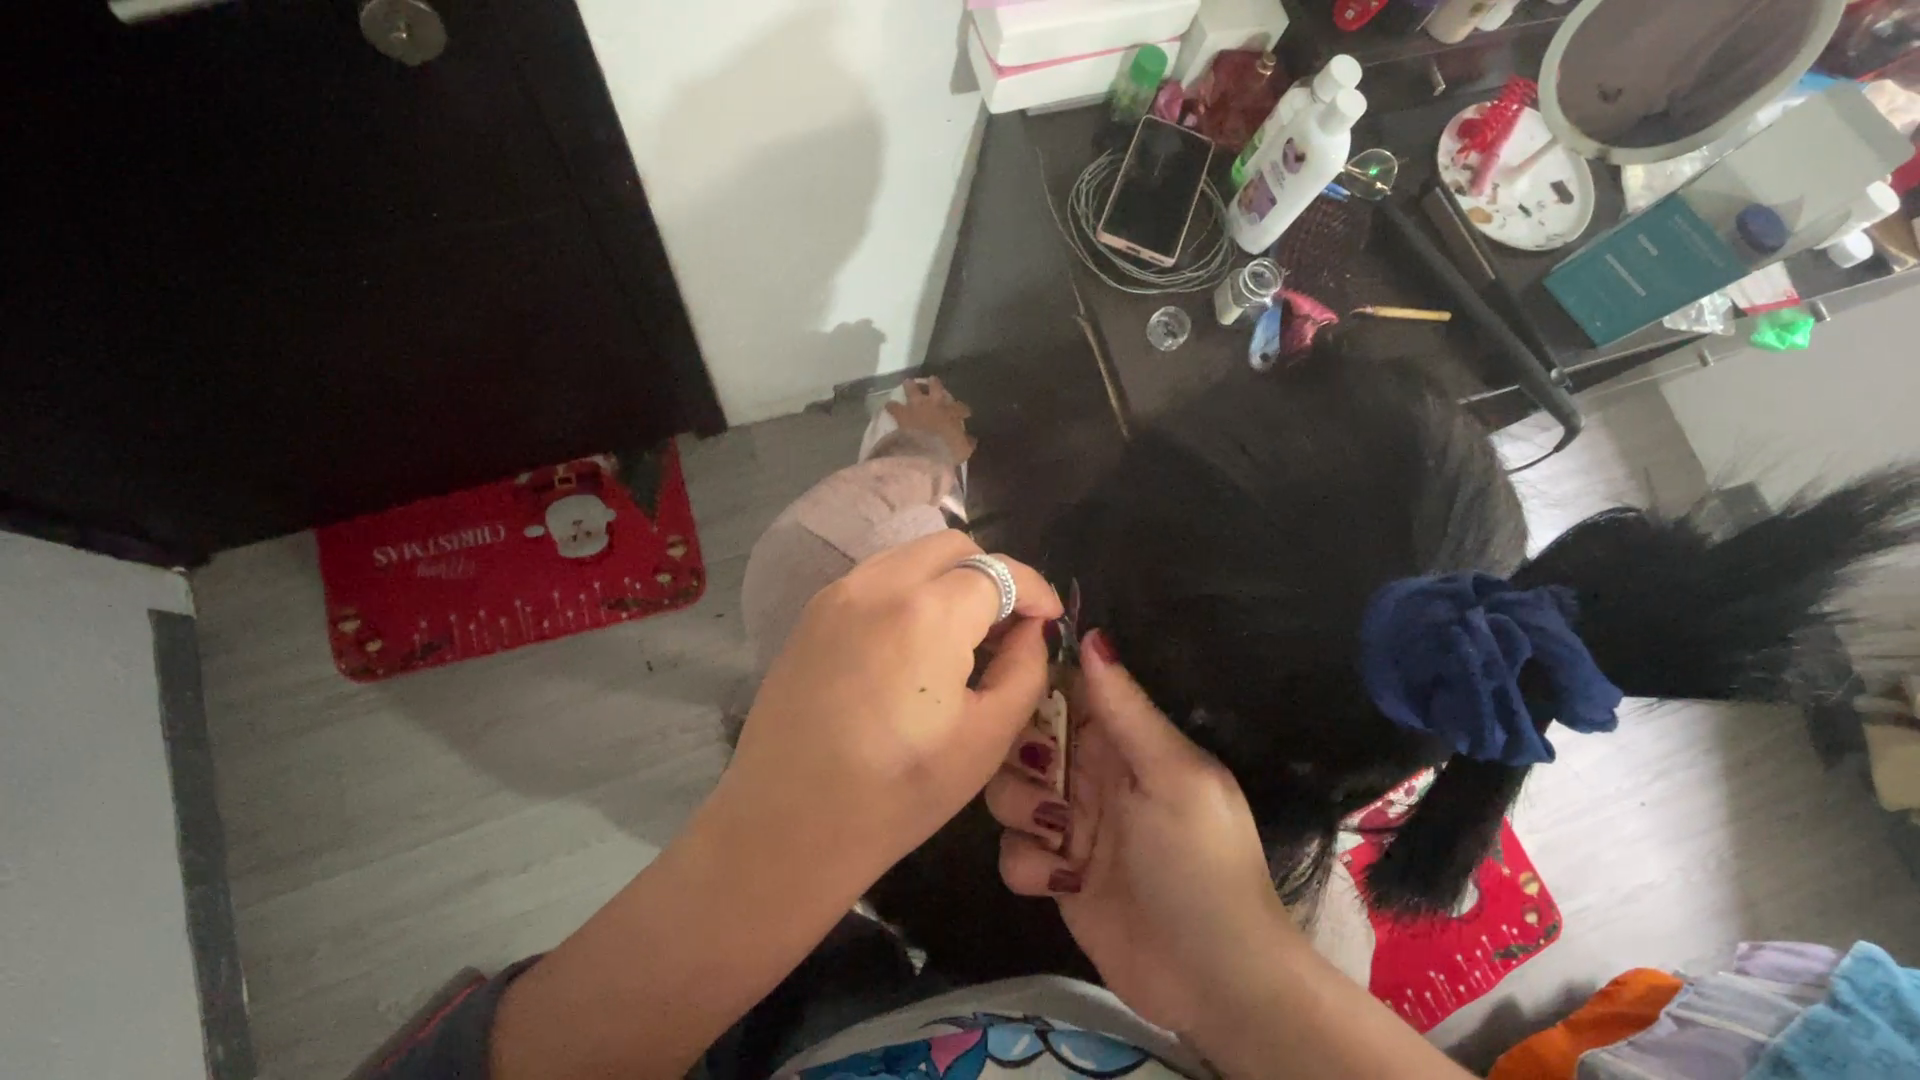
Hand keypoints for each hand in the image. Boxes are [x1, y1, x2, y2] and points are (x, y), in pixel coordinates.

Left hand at [722, 530, 1062, 889]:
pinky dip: (906, 592)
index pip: (998, 570)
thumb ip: (1025, 669)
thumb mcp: (986, 738)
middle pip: (952, 546)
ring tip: (960, 637)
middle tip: (1005, 628)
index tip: (1050, 619)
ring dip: (947, 579)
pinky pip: (874, 580)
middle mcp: (879, 584)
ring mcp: (837, 595)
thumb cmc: (898, 793)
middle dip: (991, 574)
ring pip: (909, 556)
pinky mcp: (810, 616)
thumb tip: (1031, 629)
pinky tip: (911, 646)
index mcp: (928, 612)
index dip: (1035, 589)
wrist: (787, 825)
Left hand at [887, 377, 975, 463]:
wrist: (925, 453)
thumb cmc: (948, 451)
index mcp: (951, 412)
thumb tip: (971, 439)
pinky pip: (894, 407)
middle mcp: (934, 405)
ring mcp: (917, 407)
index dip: (963, 409)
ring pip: (913, 390)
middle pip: (935, 388)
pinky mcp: (902, 414)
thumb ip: (967, 442)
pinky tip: (888, 405)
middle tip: (933, 380)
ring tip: (908, 382)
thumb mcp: (964, 449)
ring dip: (911, 386)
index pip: (960, 407)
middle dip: (935, 384)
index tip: (966, 413)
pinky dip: (891, 406)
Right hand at [989, 630, 1291, 1036]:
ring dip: (1022, 812)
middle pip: (1025, 739)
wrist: (1215, 979)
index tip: (1014, 690)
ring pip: (1009, 793)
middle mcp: (1093, 776)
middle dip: (1022, 757)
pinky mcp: (1055, 876)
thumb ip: (1125, 708)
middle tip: (1049, 782)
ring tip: (1061, 840)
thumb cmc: (1200, 864)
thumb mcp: (1172, 776)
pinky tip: (1064, 883)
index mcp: (1127, 742)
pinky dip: (1029, 866)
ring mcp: (1072, 827)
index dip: (1036, 686)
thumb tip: (1091, 633)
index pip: (1067, 691)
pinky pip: (1012, 852)